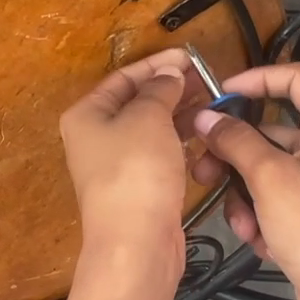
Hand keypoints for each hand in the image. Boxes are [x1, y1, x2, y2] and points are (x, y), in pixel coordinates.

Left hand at [59, 49, 191, 263]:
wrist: (136, 243)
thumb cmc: (136, 171)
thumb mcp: (148, 118)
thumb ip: (159, 90)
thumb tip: (169, 74)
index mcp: (86, 115)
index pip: (123, 78)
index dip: (157, 64)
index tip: (190, 56)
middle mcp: (96, 137)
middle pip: (137, 102)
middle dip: (172, 88)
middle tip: (208, 78)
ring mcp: (117, 164)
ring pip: (152, 129)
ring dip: (180, 114)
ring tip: (213, 102)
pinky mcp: (139, 186)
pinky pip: (160, 153)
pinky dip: (180, 141)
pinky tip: (204, 134)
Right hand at [189, 62, 299, 299]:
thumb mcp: (270, 179)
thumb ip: (235, 141)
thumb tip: (205, 117)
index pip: (296, 77)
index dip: (256, 78)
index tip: (218, 94)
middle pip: (270, 130)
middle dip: (234, 153)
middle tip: (202, 171)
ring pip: (265, 170)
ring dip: (244, 195)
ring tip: (242, 224)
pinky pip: (274, 200)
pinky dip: (260, 217)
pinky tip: (260, 242)